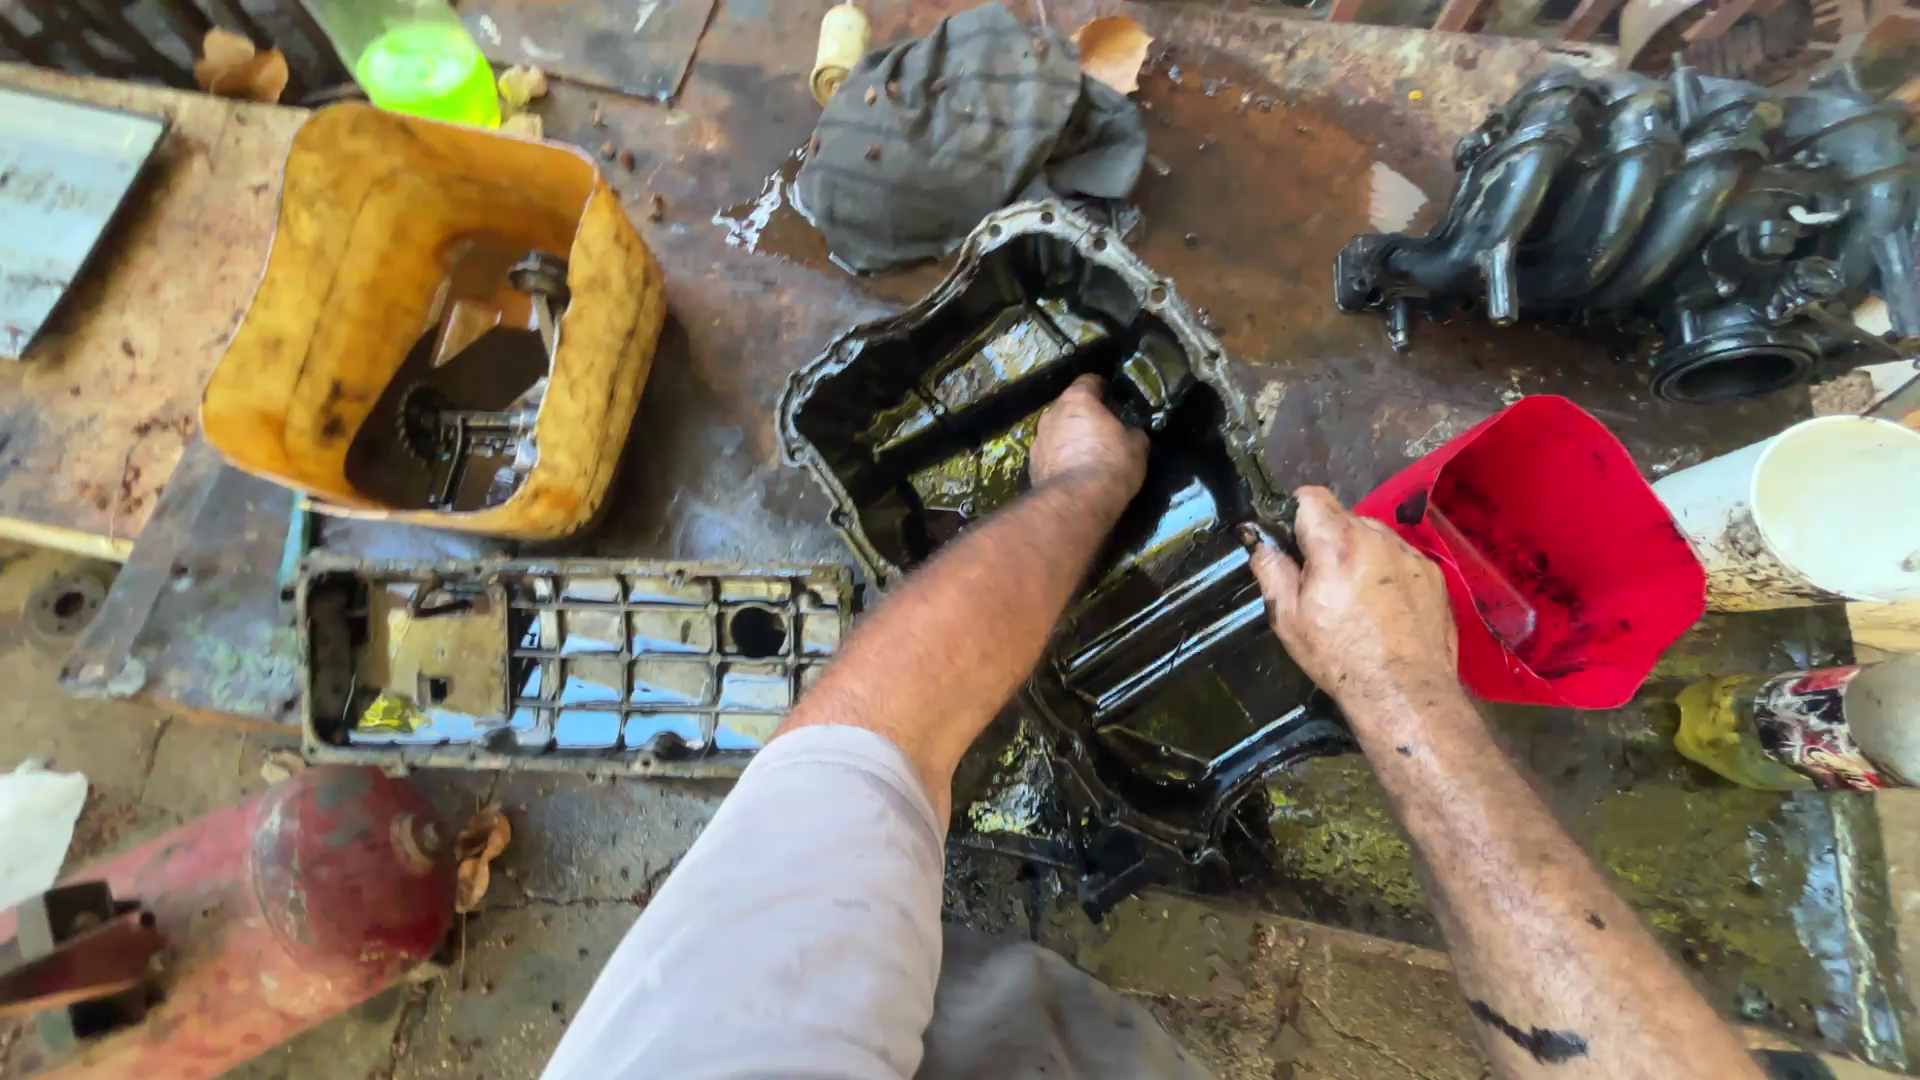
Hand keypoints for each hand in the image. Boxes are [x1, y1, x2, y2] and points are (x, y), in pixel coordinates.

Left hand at [1029, 374, 1148, 499]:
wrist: (1076, 501)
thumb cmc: (1110, 463)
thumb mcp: (1137, 445)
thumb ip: (1132, 432)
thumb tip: (1130, 433)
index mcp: (1077, 399)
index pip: (1089, 381)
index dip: (1103, 390)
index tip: (1113, 402)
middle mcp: (1051, 413)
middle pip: (1069, 406)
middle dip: (1084, 415)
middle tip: (1102, 430)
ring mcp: (1038, 439)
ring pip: (1056, 430)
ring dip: (1069, 437)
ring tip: (1085, 454)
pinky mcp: (1032, 464)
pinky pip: (1049, 454)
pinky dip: (1059, 458)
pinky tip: (1072, 472)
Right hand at [1245, 487, 1459, 710]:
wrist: (1405, 691)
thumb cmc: (1339, 655)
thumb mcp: (1287, 616)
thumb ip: (1270, 569)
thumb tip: (1259, 541)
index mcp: (1337, 544)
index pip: (1311, 497)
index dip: (1294, 512)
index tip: (1289, 539)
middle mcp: (1377, 538)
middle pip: (1342, 516)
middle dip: (1325, 538)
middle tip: (1317, 578)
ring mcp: (1410, 554)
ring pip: (1372, 535)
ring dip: (1357, 551)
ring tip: (1352, 594)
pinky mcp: (1433, 574)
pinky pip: (1398, 556)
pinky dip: (1384, 569)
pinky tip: (1381, 605)